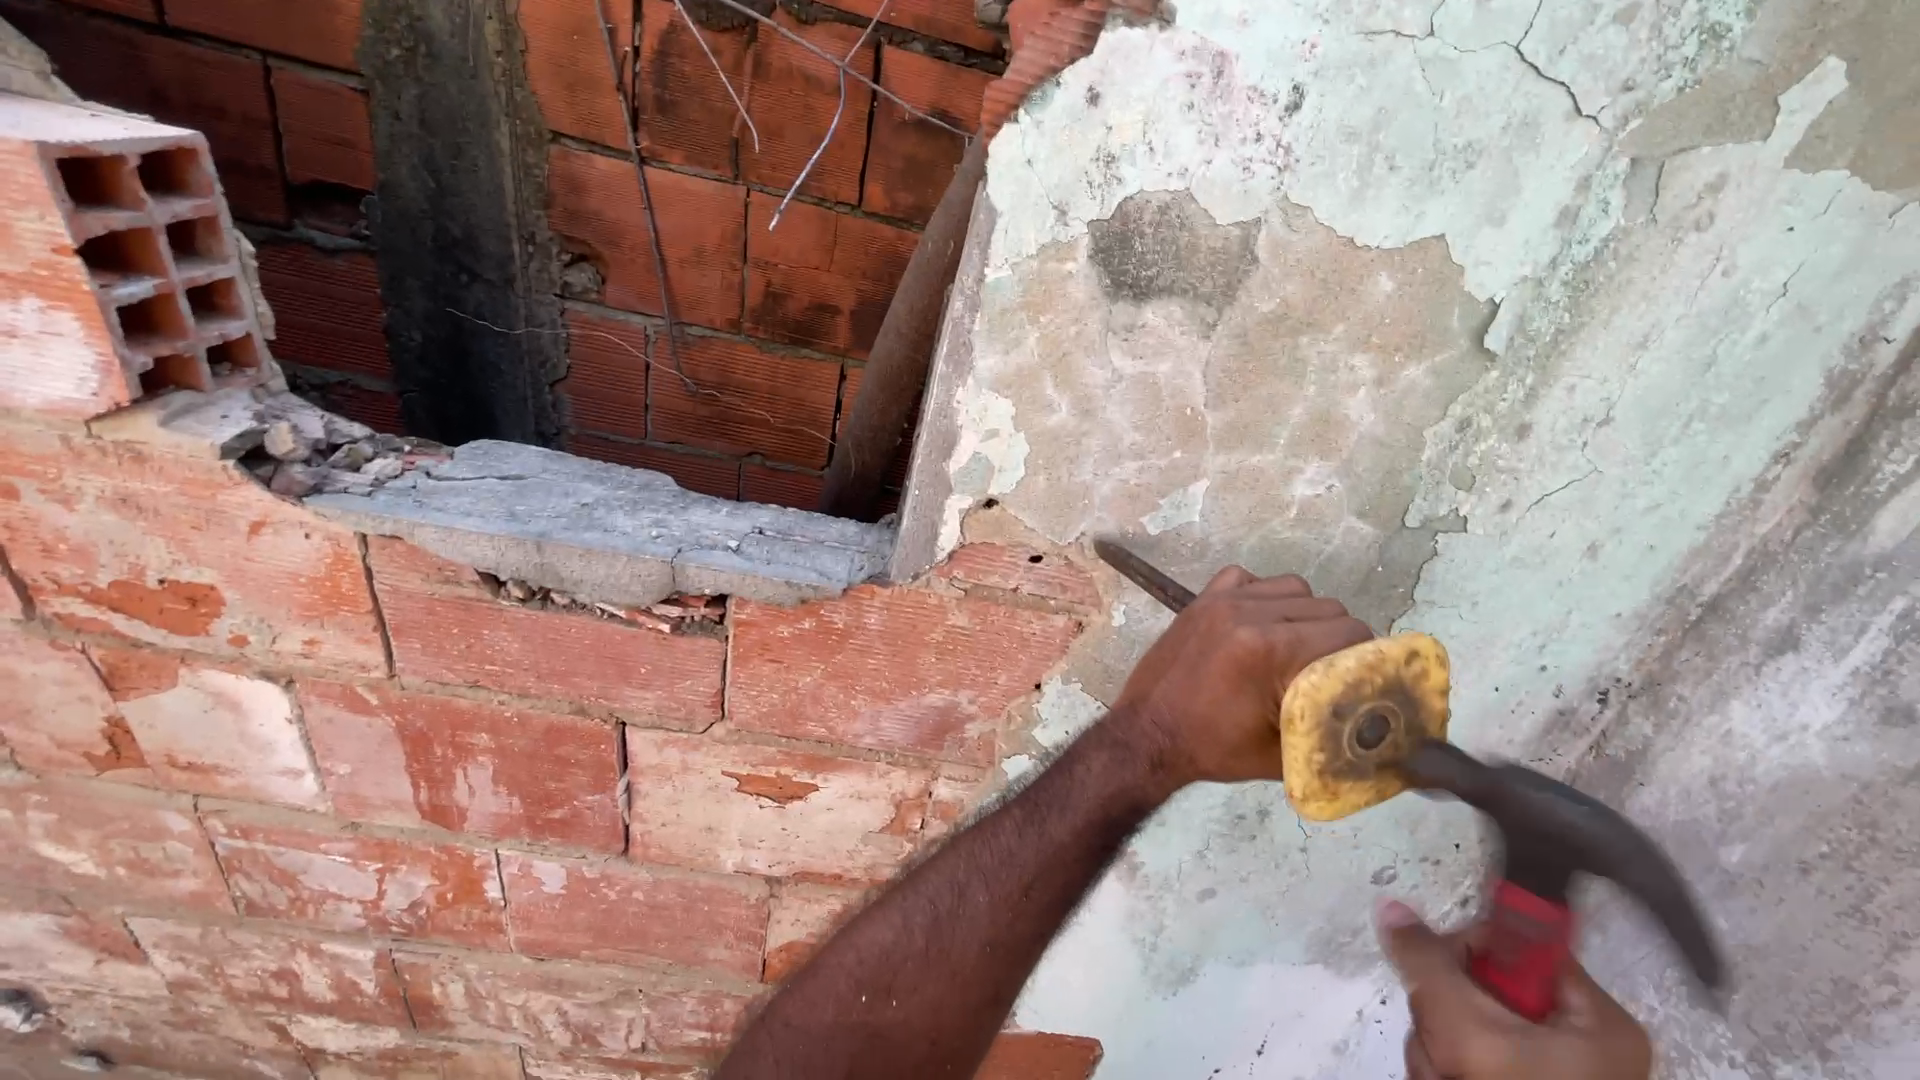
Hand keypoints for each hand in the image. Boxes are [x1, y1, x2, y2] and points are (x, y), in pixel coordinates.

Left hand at [1112, 566, 1371, 787]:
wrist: (1147, 734)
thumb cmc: (1214, 749)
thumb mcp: (1284, 750)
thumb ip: (1331, 723)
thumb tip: (1378, 718)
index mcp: (1269, 648)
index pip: (1349, 632)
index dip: (1365, 656)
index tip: (1361, 677)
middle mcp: (1247, 613)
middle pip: (1327, 608)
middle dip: (1338, 639)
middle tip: (1329, 669)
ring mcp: (1221, 600)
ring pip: (1294, 588)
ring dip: (1304, 615)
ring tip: (1294, 647)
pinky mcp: (1201, 598)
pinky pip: (1250, 578)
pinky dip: (1263, 595)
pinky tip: (1260, 624)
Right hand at [1377, 900, 1652, 1079]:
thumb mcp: (1460, 1019)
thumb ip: (1425, 959)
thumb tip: (1392, 908)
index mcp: (1596, 1020)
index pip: (1519, 946)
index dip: (1469, 949)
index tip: (1440, 971)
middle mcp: (1583, 1044)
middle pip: (1487, 989)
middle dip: (1445, 1013)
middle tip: (1444, 1042)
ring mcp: (1553, 1073)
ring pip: (1471, 1026)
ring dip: (1440, 1045)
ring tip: (1444, 1073)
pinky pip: (1473, 1056)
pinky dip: (1447, 1067)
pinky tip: (1444, 1079)